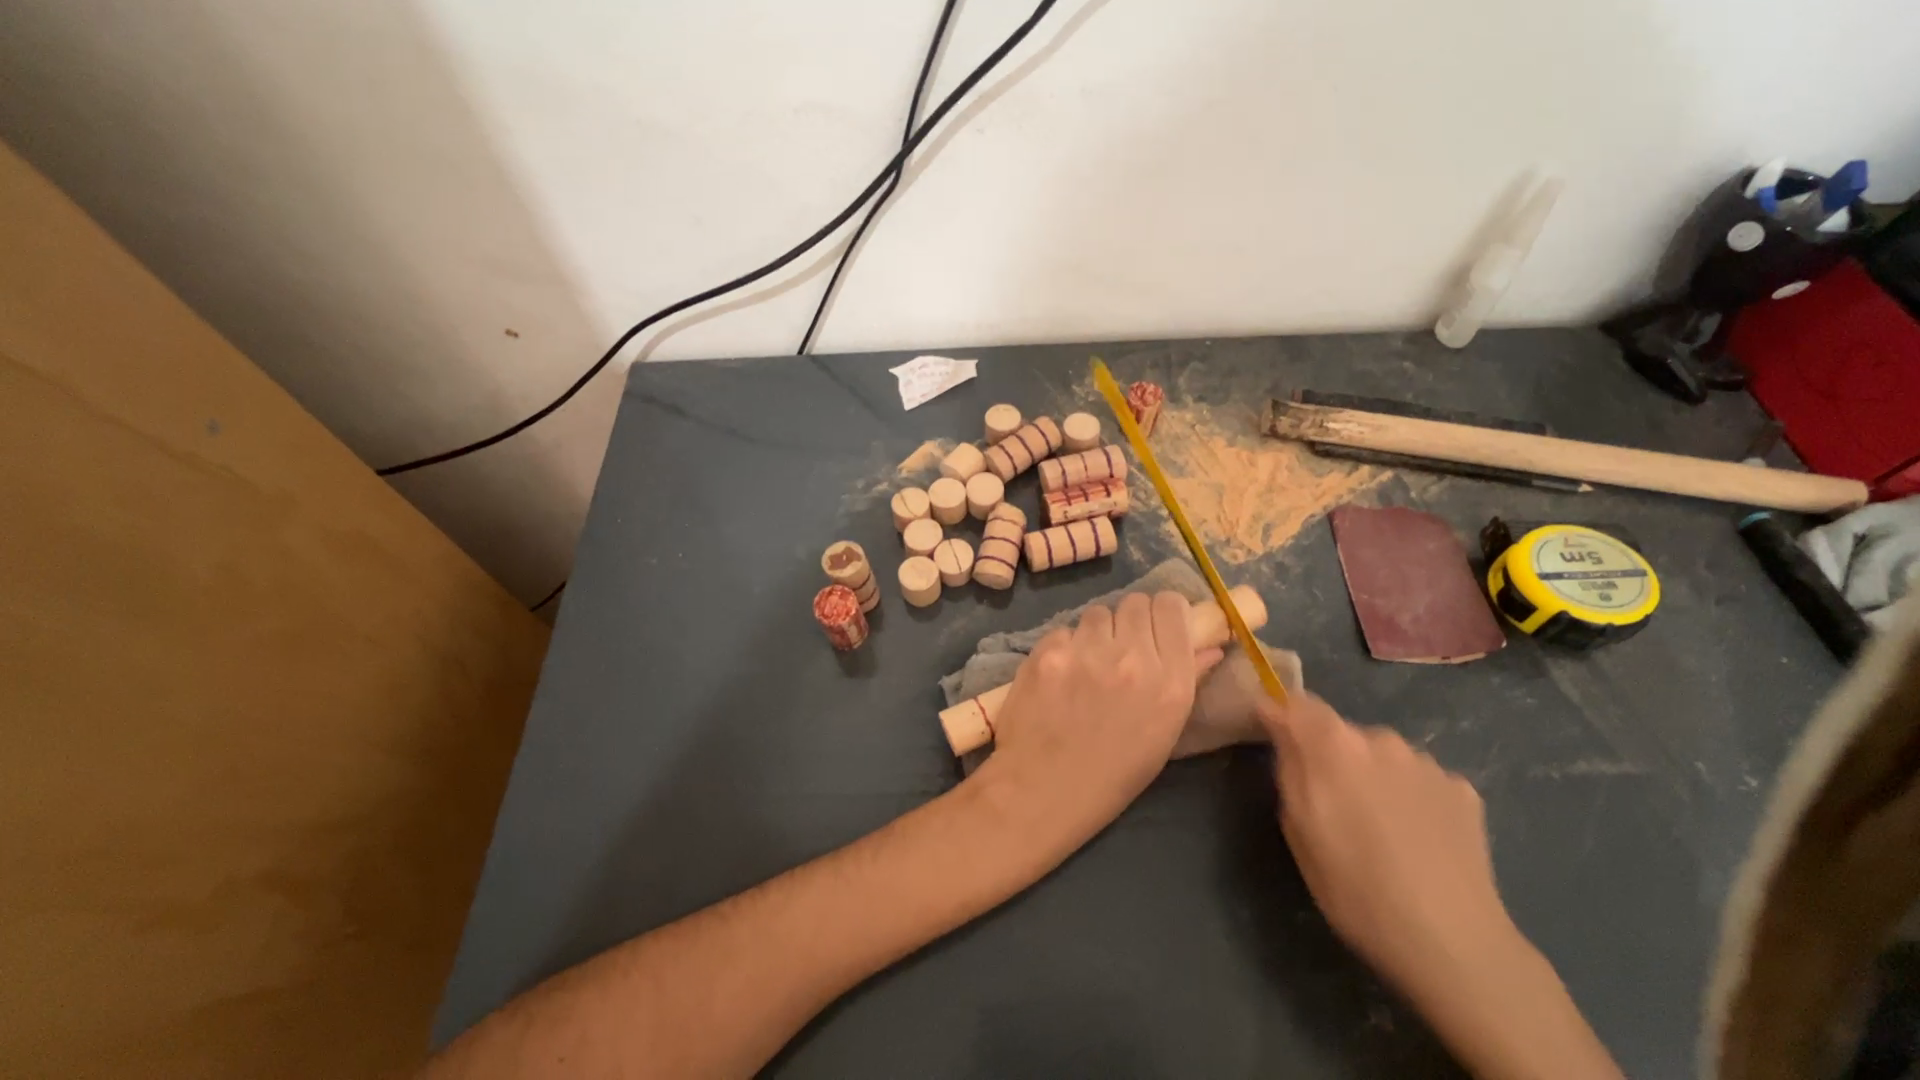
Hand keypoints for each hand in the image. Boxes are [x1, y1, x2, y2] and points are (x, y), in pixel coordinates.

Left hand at [976, 591, 1222, 854]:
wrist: (1044, 790)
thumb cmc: (1113, 774)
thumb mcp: (1164, 734)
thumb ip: (1187, 681)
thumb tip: (1209, 647)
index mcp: (1170, 682)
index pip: (1173, 607)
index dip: (1165, 612)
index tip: (1158, 626)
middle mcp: (1133, 659)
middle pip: (1136, 602)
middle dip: (1132, 619)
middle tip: (1122, 645)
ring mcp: (1086, 652)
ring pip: (1098, 612)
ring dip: (1098, 631)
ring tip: (1089, 662)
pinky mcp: (1048, 652)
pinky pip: (1064, 630)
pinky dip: (1065, 646)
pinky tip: (1060, 675)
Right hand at [1260, 696, 1624, 1079]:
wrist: (1449, 939)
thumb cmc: (1354, 888)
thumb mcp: (1298, 832)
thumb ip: (1289, 771)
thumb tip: (1283, 735)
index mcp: (1334, 746)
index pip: (1297, 704)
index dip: (1279, 715)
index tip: (1268, 734)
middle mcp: (1382, 740)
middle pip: (1342, 733)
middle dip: (1329, 756)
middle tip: (1328, 804)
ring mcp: (1428, 763)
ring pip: (1384, 757)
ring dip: (1372, 776)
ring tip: (1376, 827)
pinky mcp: (1463, 790)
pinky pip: (1420, 781)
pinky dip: (1410, 797)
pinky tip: (1415, 840)